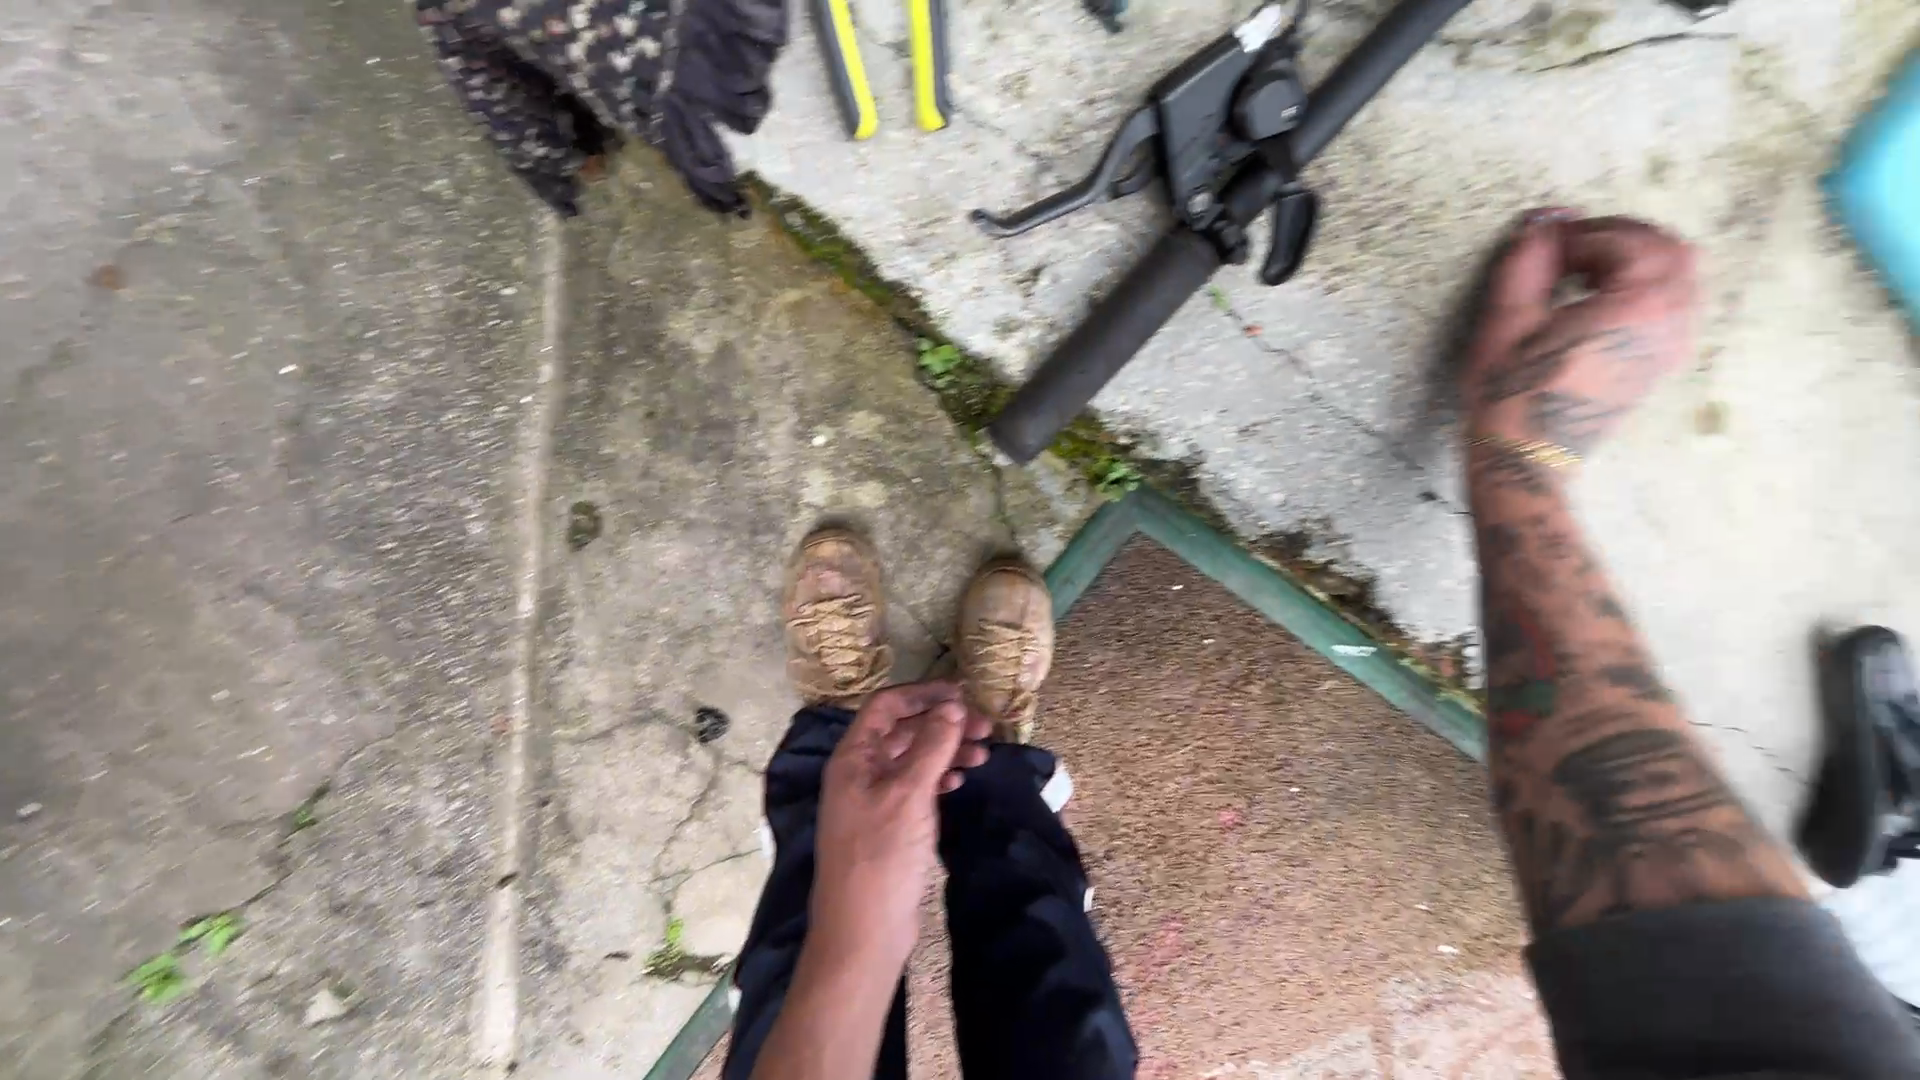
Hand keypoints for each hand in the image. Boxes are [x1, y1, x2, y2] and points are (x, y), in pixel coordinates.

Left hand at [811, 680, 992, 966]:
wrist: (863, 929)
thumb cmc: (882, 854)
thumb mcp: (910, 793)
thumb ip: (932, 746)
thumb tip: (952, 706)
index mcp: (853, 756)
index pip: (886, 706)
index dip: (922, 694)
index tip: (962, 695)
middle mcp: (860, 771)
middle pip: (903, 730)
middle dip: (942, 724)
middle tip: (986, 728)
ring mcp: (873, 798)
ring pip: (912, 758)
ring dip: (945, 751)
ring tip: (983, 755)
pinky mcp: (888, 823)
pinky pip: (915, 786)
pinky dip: (938, 777)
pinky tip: (959, 781)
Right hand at [1461, 211, 1697, 456]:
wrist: (1525, 455)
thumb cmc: (1509, 393)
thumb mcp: (1506, 323)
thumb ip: (1527, 263)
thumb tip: (1541, 219)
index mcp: (1640, 304)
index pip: (1625, 240)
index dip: (1580, 232)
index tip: (1540, 241)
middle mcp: (1673, 319)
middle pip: (1667, 250)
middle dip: (1616, 238)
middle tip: (1563, 248)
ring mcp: (1673, 344)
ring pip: (1675, 276)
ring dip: (1630, 261)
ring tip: (1576, 273)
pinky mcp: (1661, 361)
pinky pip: (1671, 304)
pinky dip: (1640, 287)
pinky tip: (1593, 300)